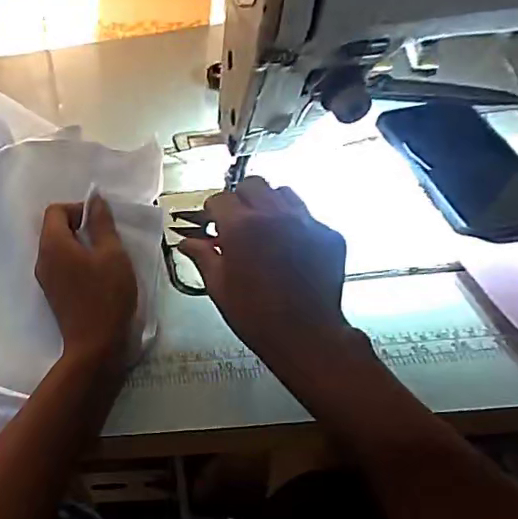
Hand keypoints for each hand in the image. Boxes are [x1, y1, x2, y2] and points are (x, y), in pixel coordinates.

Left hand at [37, 195, 138, 366]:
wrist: (96, 346)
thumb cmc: (107, 296)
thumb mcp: (113, 255)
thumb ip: (102, 224)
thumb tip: (94, 200)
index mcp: (53, 245)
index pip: (55, 210)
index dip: (78, 209)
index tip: (100, 223)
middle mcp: (42, 259)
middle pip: (54, 229)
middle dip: (80, 227)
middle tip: (106, 240)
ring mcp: (46, 279)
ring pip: (58, 249)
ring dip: (80, 246)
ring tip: (105, 258)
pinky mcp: (54, 294)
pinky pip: (61, 267)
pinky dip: (77, 263)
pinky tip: (98, 276)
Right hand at [175, 176, 351, 367]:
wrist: (304, 333)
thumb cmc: (257, 315)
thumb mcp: (219, 287)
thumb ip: (203, 257)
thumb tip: (188, 244)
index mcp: (242, 227)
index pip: (220, 199)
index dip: (211, 211)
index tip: (210, 223)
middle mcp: (275, 216)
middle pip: (253, 185)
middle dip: (240, 199)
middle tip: (235, 221)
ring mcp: (306, 222)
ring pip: (283, 193)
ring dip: (269, 204)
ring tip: (263, 229)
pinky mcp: (328, 234)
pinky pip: (307, 216)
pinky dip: (294, 224)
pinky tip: (287, 248)